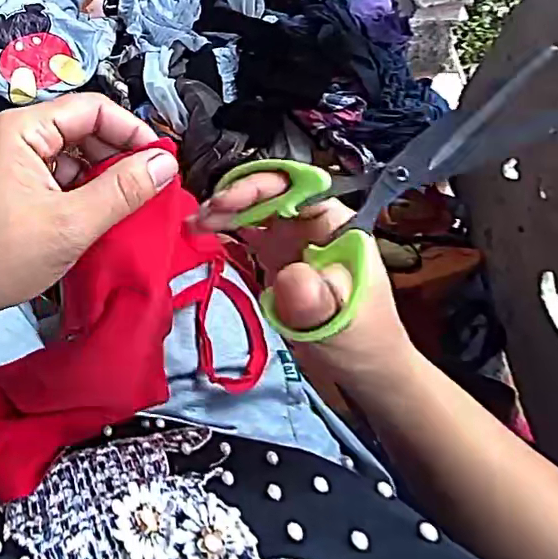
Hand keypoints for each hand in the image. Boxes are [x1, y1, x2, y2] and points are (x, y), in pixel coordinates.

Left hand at [0, 94, 178, 329]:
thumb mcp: (71, 224)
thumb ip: (123, 191)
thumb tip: (164, 164)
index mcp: (21, 129)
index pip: (92, 108)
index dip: (131, 130)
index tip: (160, 160)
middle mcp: (12, 134)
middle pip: (82, 127)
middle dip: (117, 154)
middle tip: (147, 186)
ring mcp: (8, 159)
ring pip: (72, 152)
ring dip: (101, 175)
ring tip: (126, 203)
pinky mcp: (9, 183)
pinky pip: (56, 173)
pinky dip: (81, 189)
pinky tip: (98, 213)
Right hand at [195, 173, 417, 389]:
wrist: (363, 373)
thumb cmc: (363, 341)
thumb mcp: (343, 322)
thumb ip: (315, 299)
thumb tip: (287, 276)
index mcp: (333, 223)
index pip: (294, 185)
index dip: (257, 186)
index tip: (225, 203)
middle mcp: (309, 223)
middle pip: (267, 193)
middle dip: (232, 199)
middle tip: (200, 218)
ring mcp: (290, 239)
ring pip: (252, 209)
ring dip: (222, 212)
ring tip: (194, 225)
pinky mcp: (274, 257)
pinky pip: (245, 233)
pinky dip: (223, 231)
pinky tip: (202, 236)